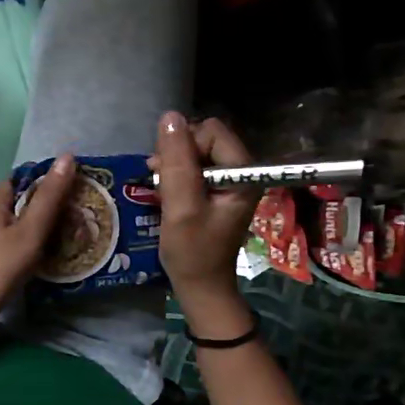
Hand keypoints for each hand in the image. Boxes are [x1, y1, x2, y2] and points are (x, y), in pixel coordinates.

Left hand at [0, 155, 79, 336]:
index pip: (28, 177)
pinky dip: (36, 244)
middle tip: (85, 216)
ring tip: (77, 234)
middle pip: (27, 200)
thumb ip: (49, 197)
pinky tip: (54, 254)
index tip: (82, 191)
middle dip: (54, 206)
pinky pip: (18, 240)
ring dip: (47, 227)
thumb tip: (68, 156)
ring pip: (24, 222)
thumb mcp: (30, 231)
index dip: (54, 180)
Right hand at [154, 111, 257, 337]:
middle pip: (204, 139)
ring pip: (196, 153)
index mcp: (243, 173)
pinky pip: (194, 169)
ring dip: (174, 167)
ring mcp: (228, 182)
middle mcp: (240, 172)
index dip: (184, 145)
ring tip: (161, 189)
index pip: (211, 131)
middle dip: (178, 155)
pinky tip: (166, 194)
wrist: (200, 287)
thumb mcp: (181, 206)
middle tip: (160, 181)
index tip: (167, 173)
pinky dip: (177, 177)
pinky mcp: (216, 192)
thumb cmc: (192, 251)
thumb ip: (177, 162)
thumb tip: (169, 117)